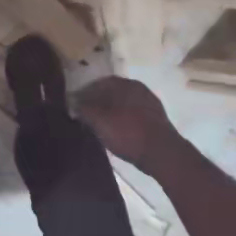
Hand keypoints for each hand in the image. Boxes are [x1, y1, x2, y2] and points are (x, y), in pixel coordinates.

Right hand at [76, 77, 192, 176]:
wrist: (162, 153)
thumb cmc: (128, 133)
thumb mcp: (100, 121)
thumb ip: (84, 109)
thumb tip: (73, 101)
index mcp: (127, 84)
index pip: (100, 82)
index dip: (85, 92)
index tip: (74, 104)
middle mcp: (140, 89)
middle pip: (113, 92)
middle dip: (97, 102)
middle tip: (84, 114)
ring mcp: (150, 104)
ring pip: (123, 104)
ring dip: (109, 111)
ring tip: (97, 124)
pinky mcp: (155, 120)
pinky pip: (132, 114)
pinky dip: (120, 119)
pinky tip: (114, 131)